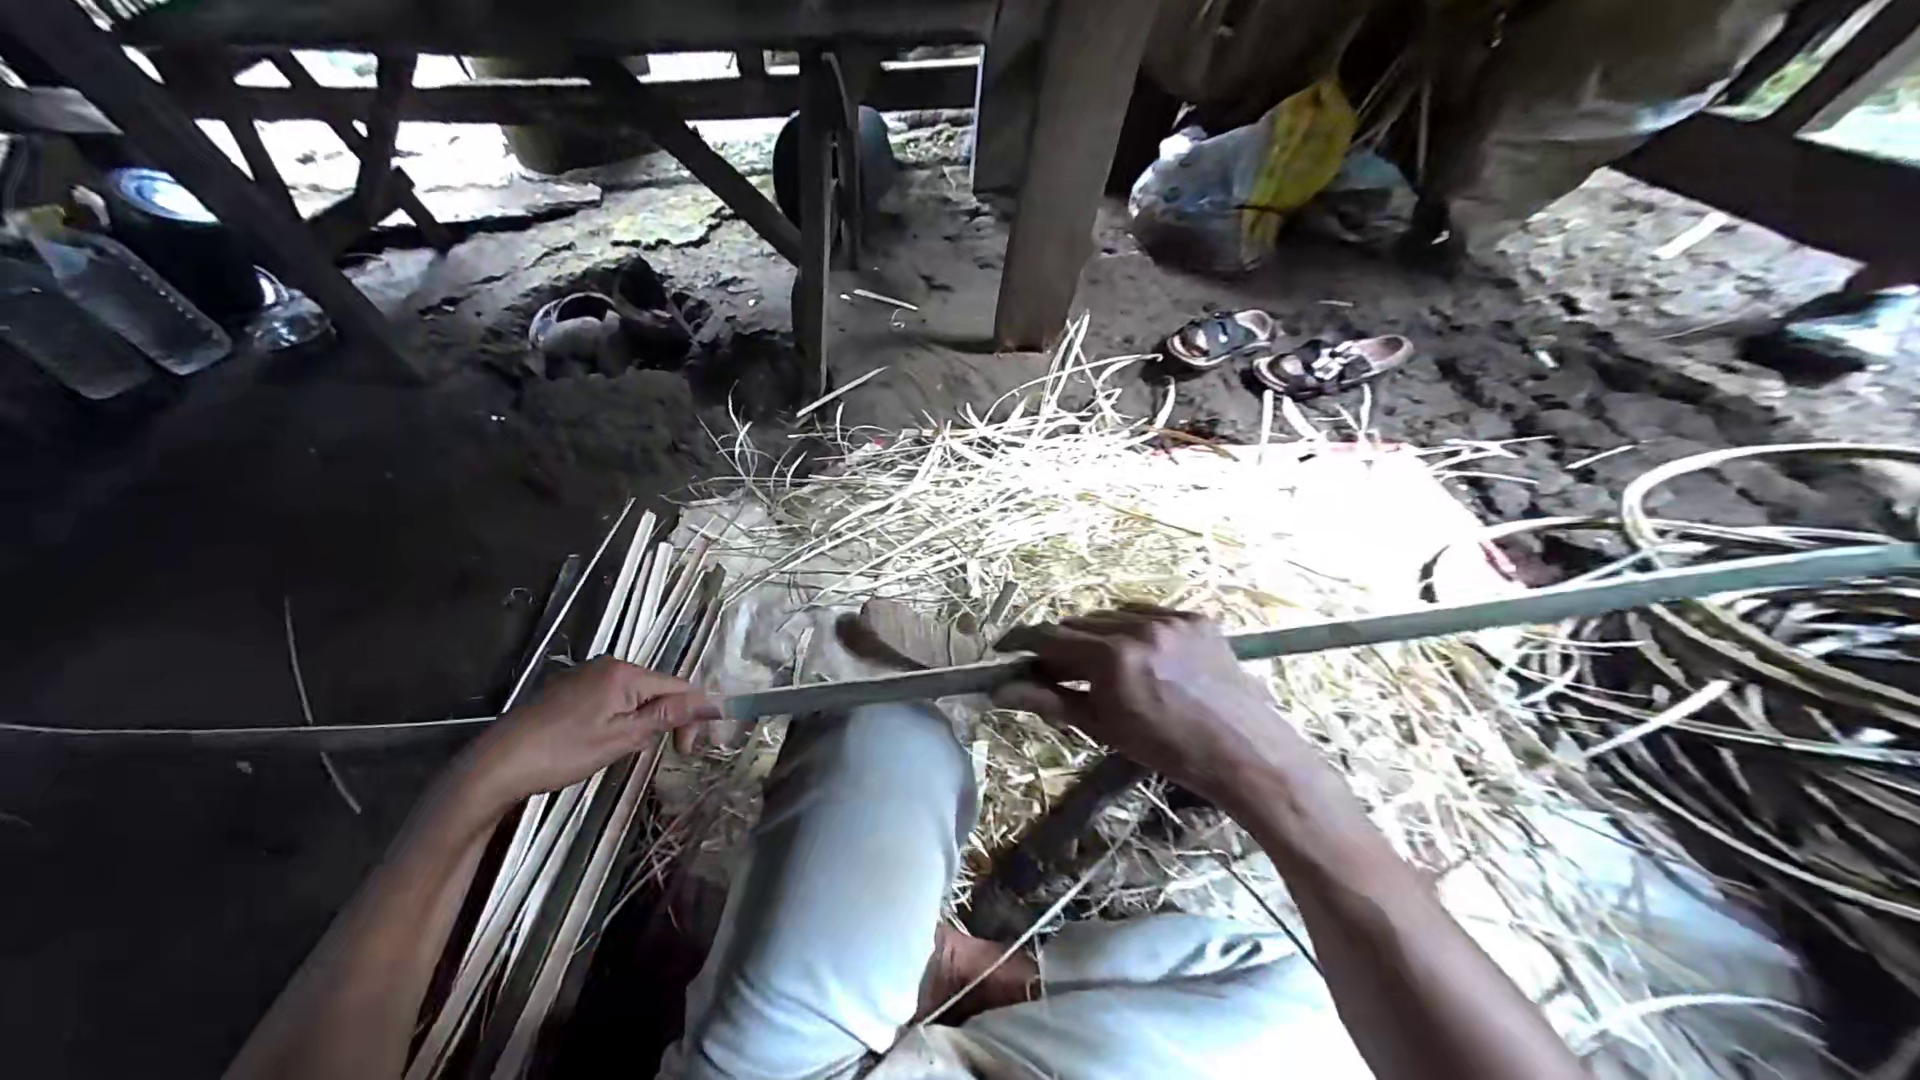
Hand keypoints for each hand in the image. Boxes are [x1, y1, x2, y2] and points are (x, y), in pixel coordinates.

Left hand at [464, 657, 715, 806]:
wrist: (496, 764)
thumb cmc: (562, 752)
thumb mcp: (623, 737)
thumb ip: (669, 716)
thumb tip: (713, 703)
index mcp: (626, 673)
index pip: (680, 687)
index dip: (692, 716)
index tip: (687, 750)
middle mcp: (610, 665)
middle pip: (660, 689)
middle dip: (669, 719)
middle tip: (665, 753)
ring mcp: (590, 674)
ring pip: (638, 695)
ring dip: (646, 720)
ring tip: (629, 749)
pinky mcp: (574, 688)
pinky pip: (616, 697)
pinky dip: (624, 717)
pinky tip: (607, 739)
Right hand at [993, 605, 1311, 804]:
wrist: (1242, 751)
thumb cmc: (1166, 748)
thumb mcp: (1102, 726)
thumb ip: (1049, 701)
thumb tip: (1001, 692)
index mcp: (1112, 658)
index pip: (1050, 637)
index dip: (1023, 641)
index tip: (1006, 648)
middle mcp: (1139, 627)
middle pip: (1079, 623)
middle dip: (1062, 645)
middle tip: (1058, 671)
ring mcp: (1171, 619)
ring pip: (1112, 615)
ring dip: (1097, 635)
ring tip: (1103, 666)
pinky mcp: (1195, 617)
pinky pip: (1148, 612)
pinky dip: (1133, 629)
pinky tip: (1139, 654)